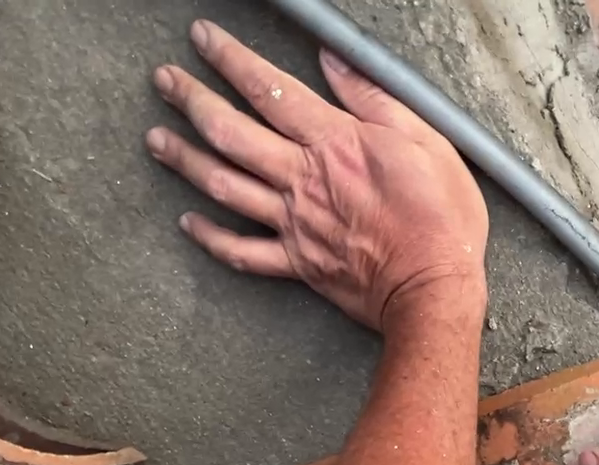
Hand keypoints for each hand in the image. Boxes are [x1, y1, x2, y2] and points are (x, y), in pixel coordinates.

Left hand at [146, 20, 489, 328]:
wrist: (435, 291)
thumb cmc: (442, 223)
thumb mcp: (427, 145)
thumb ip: (375, 101)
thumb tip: (335, 63)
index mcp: (335, 144)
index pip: (269, 90)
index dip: (231, 59)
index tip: (203, 38)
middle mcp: (304, 180)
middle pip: (230, 132)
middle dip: (190, 99)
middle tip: (164, 81)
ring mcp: (297, 225)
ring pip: (224, 185)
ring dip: (184, 158)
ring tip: (156, 138)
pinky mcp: (300, 265)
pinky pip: (244, 252)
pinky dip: (212, 238)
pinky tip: (189, 223)